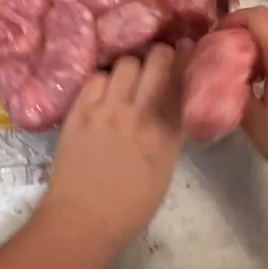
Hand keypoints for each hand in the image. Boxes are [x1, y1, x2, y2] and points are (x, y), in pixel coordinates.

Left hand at [35, 43, 184, 253]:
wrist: (82, 219)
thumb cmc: (129, 206)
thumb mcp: (163, 169)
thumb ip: (169, 133)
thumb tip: (169, 105)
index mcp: (167, 135)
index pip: (183, 84)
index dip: (186, 62)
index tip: (188, 50)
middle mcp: (140, 115)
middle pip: (156, 61)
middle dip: (160, 54)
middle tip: (157, 57)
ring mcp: (107, 110)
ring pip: (125, 63)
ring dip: (130, 66)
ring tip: (127, 76)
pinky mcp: (79, 110)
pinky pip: (96, 77)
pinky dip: (103, 79)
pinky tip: (103, 89)